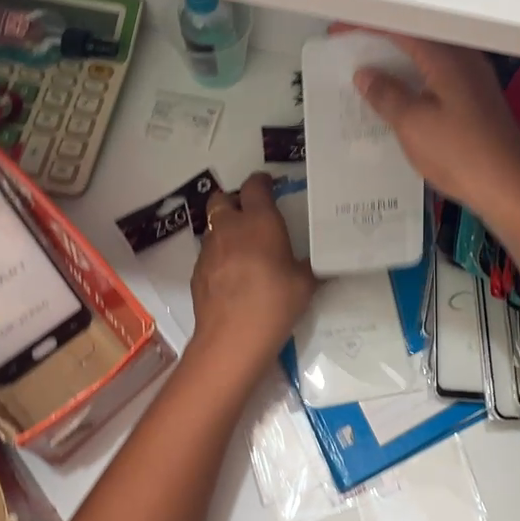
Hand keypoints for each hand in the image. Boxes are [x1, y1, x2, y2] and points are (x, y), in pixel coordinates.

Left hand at [189, 172, 315, 369]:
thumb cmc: (275, 302)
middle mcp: (229, 227)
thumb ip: (310, 266)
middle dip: (233, 200)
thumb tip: (322, 263)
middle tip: (250, 215)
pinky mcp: (197, 272)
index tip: (270, 185)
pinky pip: (208, 254)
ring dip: (225, 230)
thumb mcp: (305, 283)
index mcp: (259, 221)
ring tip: (243, 249)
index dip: (261, 182)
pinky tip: (232, 277)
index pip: (254, 185)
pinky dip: (218, 256)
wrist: (232, 338)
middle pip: (221, 198)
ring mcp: (209, 250)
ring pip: (213, 227)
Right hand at [334, 25, 519, 223]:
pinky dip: (416, 78)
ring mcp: (476, 79)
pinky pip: (439, 76)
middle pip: (417, 38)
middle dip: (382, 42)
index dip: (365, 28)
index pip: (400, 29)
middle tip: (349, 51)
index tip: (337, 34)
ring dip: (399, 62)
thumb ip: (386, 94)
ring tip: (369, 72)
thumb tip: (365, 73)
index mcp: (447, 57)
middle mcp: (465, 59)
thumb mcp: (413, 124)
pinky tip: (402, 95)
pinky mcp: (479, 100)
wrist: (511, 188)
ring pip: (429, 58)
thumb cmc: (460, 154)